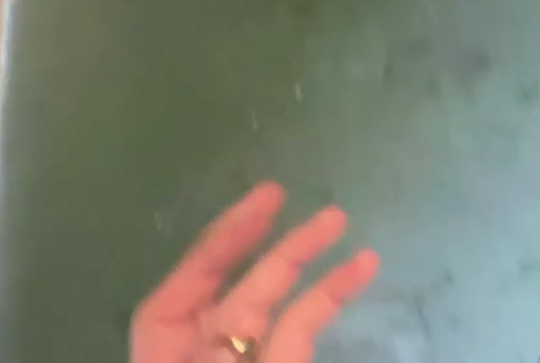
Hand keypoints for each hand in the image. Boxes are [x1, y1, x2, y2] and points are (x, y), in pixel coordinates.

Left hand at [131, 182, 379, 362]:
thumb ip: (219, 353)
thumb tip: (246, 322)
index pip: (174, 301)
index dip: (212, 252)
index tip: (257, 209)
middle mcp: (204, 354)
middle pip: (227, 287)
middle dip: (252, 237)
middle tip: (280, 193)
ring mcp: (248, 359)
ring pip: (272, 295)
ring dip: (303, 253)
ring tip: (339, 218)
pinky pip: (307, 320)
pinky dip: (334, 291)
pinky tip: (365, 265)